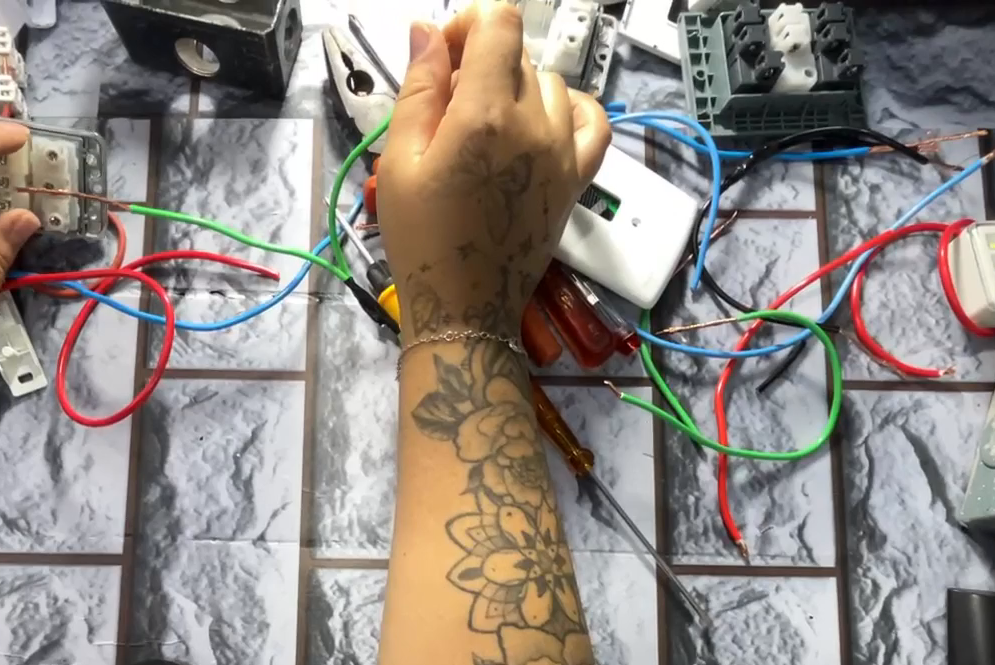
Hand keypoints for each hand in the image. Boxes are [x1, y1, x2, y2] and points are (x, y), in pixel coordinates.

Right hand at [379, 3, 611, 343]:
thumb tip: (429, 31)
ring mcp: (563, 153)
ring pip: (550, 85)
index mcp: (485, 114)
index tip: (445, 58)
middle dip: (483, 67)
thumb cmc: (421, 242)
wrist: (463, 307)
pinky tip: (543, 124)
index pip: (499, 21)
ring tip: (489, 131)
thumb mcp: (400, 163)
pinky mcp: (576, 179)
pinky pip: (593, 121)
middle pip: (519, 56)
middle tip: (451, 113)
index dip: (469, 25)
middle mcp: (534, 124)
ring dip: (518, 92)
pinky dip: (571, 110)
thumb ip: (418, 88)